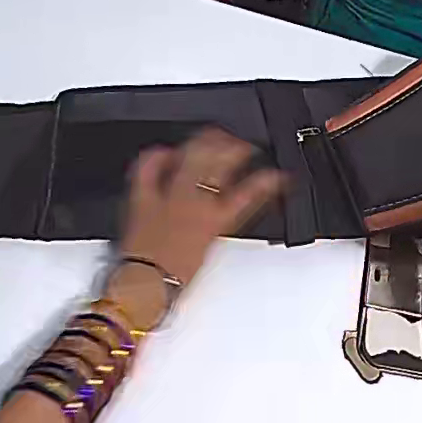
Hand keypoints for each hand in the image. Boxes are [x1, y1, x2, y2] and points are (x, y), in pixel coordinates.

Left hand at [118, 129, 283, 296]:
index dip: (268, 179)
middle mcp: (196, 203)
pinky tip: (166, 151)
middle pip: (221, 161)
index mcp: (217, 220)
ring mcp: (170, 196)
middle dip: (236, 146)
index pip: (251, 190)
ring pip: (191, 156)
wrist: (145, 285)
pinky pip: (149, 166)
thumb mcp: (210, 246)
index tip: (277, 174)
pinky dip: (158, 155)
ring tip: (213, 136)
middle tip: (243, 145)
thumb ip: (221, 220)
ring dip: (205, 141)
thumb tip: (230, 204)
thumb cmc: (176, 274)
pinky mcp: (144, 197)